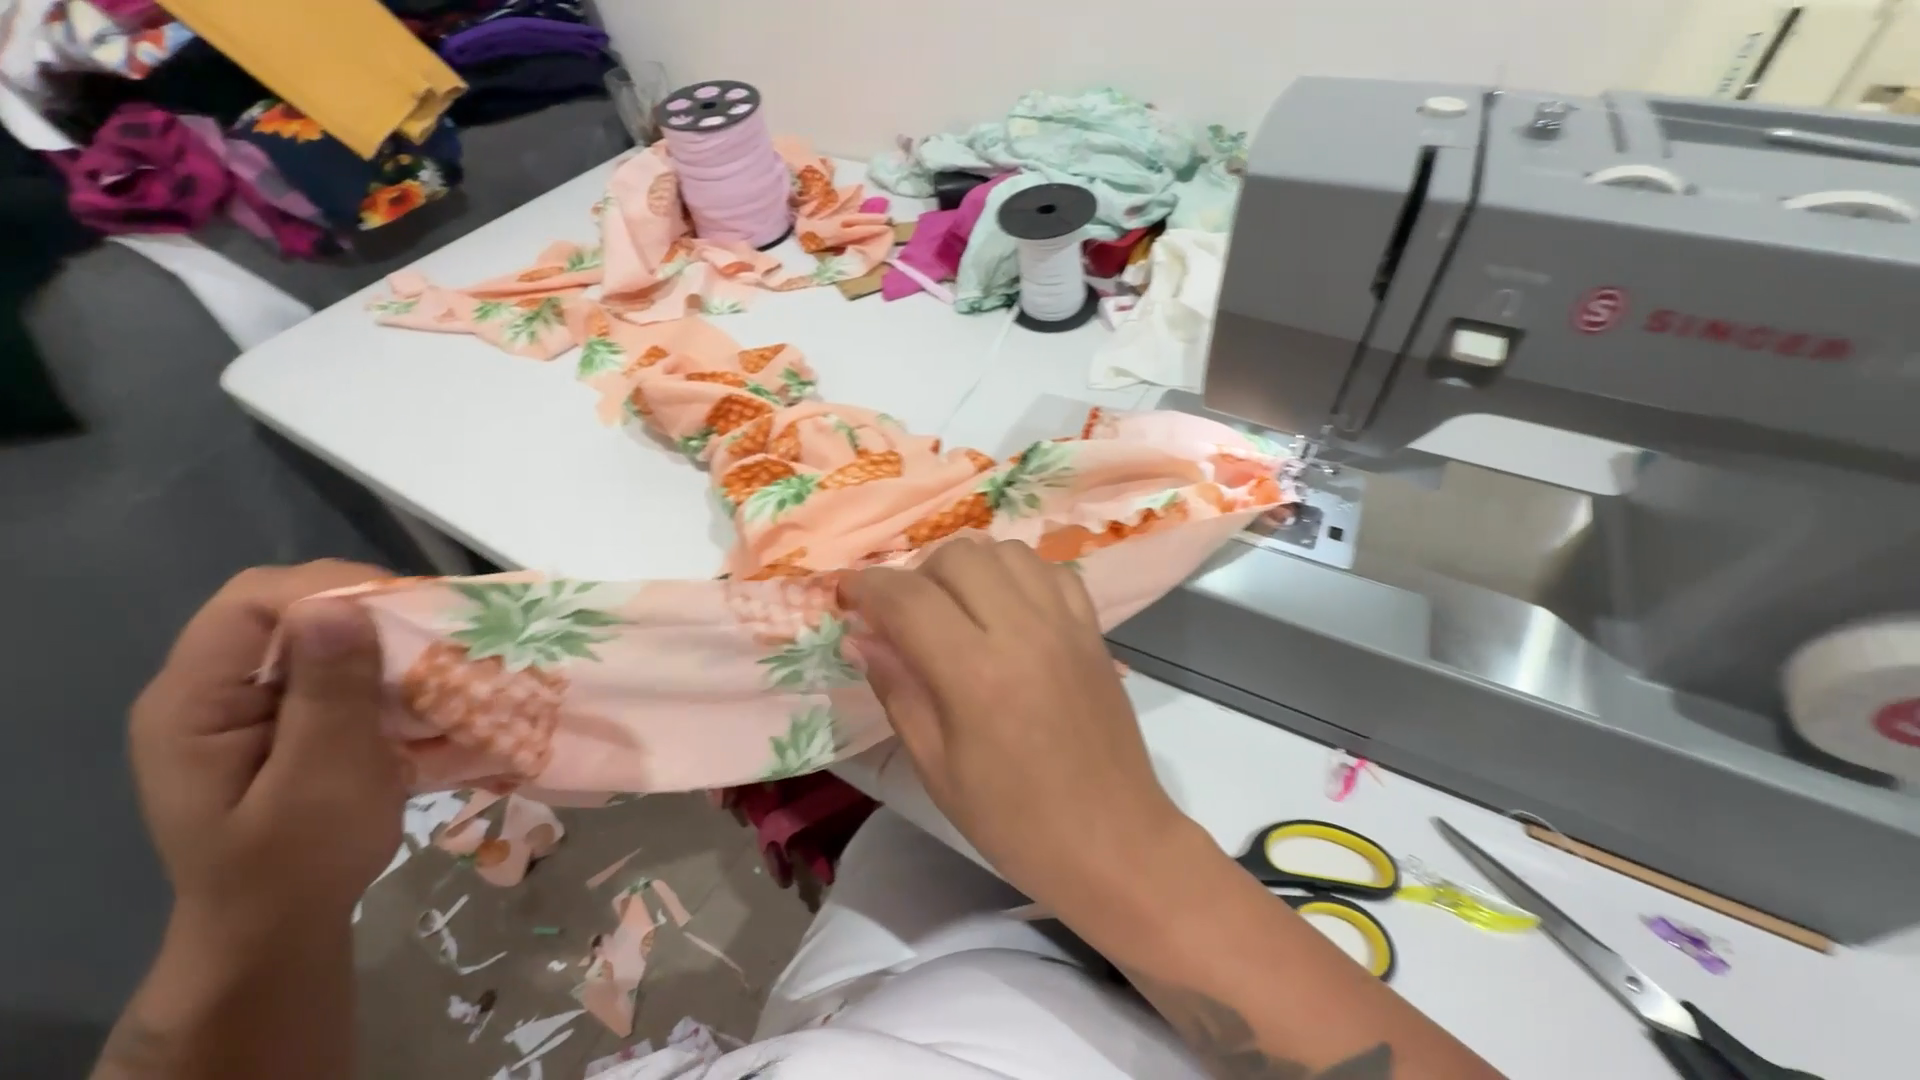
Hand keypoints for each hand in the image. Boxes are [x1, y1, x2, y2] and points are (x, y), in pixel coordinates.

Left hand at [129, 560, 403, 936]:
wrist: (276, 933)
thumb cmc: (297, 865)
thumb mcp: (322, 782)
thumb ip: (328, 695)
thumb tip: (337, 605)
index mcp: (192, 702)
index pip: (252, 602)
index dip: (332, 590)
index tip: (407, 614)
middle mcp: (207, 690)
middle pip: (281, 608)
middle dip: (362, 610)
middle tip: (429, 634)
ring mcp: (240, 704)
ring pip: (310, 633)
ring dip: (375, 638)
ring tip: (432, 658)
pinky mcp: (277, 719)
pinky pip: (325, 667)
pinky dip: (374, 667)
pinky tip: (410, 688)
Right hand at [842, 538, 1196, 912]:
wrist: (1112, 841)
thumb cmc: (1015, 822)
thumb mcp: (937, 769)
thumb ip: (897, 690)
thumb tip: (861, 636)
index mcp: (976, 674)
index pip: (908, 598)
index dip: (866, 587)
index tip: (845, 595)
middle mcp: (1023, 631)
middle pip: (957, 556)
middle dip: (915, 576)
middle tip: (904, 617)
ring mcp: (1065, 624)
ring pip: (1005, 550)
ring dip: (967, 568)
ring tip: (955, 610)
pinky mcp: (1093, 630)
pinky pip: (1049, 570)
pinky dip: (1017, 574)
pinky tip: (1006, 610)